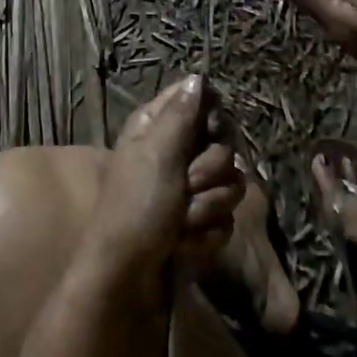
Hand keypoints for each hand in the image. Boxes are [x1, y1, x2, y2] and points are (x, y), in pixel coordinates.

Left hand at [79, 75, 242, 296]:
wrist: (127, 279)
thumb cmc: (136, 207)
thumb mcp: (157, 153)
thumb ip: (181, 114)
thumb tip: (198, 77)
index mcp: (156, 127)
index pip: (197, 100)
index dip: (208, 117)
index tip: (206, 132)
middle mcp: (173, 153)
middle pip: (221, 145)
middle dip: (207, 173)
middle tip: (184, 187)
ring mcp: (188, 190)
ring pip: (229, 184)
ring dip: (206, 208)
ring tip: (180, 223)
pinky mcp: (199, 222)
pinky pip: (225, 219)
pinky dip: (205, 234)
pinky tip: (184, 244)